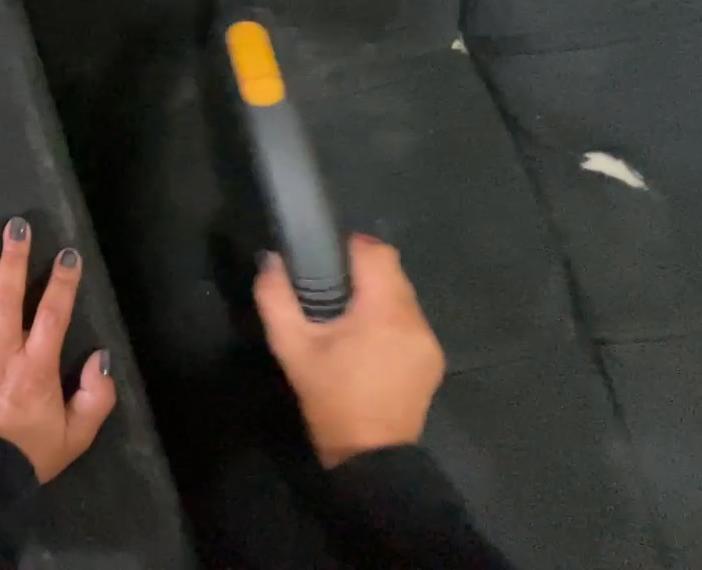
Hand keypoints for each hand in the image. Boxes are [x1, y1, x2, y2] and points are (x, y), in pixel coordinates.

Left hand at [0, 217, 116, 481]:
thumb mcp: (75, 436)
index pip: (54, 314)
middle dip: (14, 257)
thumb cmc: (27, 455)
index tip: (67, 254)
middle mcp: (2, 350)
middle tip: (17, 224)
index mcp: (36, 366)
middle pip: (9, 295)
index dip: (62, 282)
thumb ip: (95, 397)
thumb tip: (102, 357)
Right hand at [254, 234, 444, 468]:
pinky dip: (385, 314)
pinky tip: (362, 338)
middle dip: (359, 269)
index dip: (349, 246)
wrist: (369, 456)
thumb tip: (270, 260)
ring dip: (373, 292)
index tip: (322, 257)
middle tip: (325, 286)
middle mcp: (415, 321)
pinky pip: (407, 318)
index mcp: (384, 313)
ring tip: (341, 313)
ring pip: (401, 294)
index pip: (377, 253)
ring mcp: (428, 341)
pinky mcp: (431, 358)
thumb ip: (275, 296)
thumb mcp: (289, 345)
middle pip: (391, 270)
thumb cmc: (329, 395)